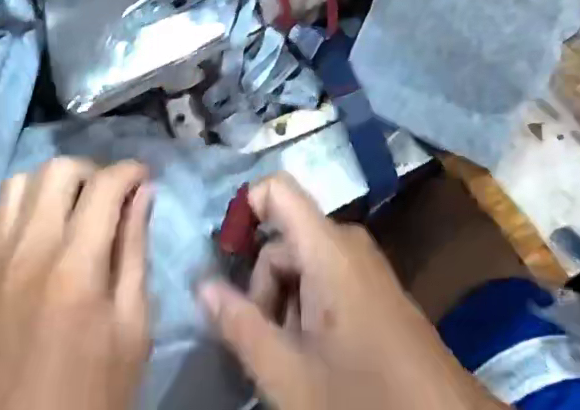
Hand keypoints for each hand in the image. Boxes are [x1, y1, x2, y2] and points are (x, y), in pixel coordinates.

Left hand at [0, 158, 154, 409]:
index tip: (145, 176)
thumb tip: (143, 194)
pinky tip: (40, 224)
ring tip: (75, 207)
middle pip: (58, 170)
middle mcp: (30, 248)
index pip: (104, 186)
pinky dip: (22, 202)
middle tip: (113, 197)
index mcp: (75, 265)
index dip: (130, 171)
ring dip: (54, 183)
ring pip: (21, 181)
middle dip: (93, 171)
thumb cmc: (92, 395)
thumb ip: (135, 252)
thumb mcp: (132, 331)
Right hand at [197, 175, 500, 409]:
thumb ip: (240, 326)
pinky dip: (310, 311)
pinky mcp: (378, 292)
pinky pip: (327, 280)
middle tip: (265, 344)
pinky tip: (317, 361)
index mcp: (327, 248)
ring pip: (303, 265)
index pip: (276, 189)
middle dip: (263, 287)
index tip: (225, 263)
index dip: (244, 212)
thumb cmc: (366, 399)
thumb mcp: (290, 376)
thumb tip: (201, 284)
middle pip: (284, 240)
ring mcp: (367, 268)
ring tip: (293, 362)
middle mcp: (348, 244)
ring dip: (286, 306)